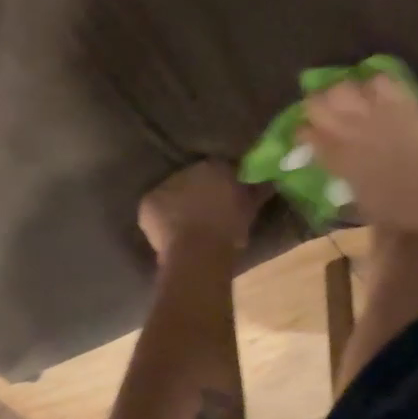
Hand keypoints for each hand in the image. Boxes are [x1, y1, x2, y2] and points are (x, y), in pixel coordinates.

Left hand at [138, 161, 265, 262]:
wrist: (198, 253)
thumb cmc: (230, 230)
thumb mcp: (250, 209)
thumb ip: (257, 190)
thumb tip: (268, 180)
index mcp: (218, 165)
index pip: (221, 166)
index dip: (223, 180)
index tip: (226, 193)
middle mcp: (191, 168)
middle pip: (195, 176)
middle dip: (199, 188)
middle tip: (207, 208)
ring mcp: (167, 183)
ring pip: (174, 190)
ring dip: (179, 201)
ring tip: (189, 222)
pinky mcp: (148, 201)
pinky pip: (155, 206)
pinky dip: (160, 215)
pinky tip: (169, 229)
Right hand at [299, 75, 417, 240]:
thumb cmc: (405, 208)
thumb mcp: (364, 203)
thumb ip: (346, 182)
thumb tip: (339, 172)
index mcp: (339, 159)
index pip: (305, 135)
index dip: (304, 133)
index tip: (308, 135)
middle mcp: (350, 131)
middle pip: (315, 104)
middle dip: (316, 106)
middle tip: (326, 111)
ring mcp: (374, 113)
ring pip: (341, 86)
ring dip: (343, 92)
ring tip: (352, 99)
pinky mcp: (401, 101)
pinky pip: (379, 80)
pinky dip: (376, 84)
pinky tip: (380, 93)